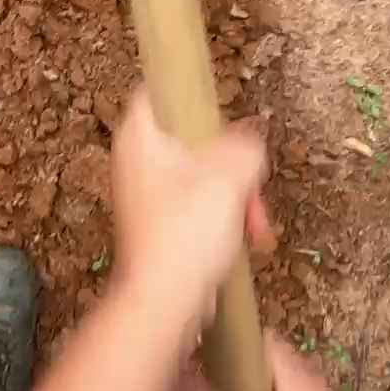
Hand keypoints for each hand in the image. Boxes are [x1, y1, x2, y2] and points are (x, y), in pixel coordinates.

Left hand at [110, 88, 270, 328]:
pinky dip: (219, 216)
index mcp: (139, 135)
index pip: (157, 91)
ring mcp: (143, 191)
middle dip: (230, 162)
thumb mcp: (228, 178)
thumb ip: (244, 147)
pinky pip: (193, 204)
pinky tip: (244, 239)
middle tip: (252, 184)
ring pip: (197, 175)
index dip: (191, 94)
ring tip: (254, 223)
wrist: (163, 299)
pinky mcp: (155, 221)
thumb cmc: (185, 232)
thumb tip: (247, 141)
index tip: (221, 108)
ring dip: (232, 195)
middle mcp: (134, 158)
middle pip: (189, 139)